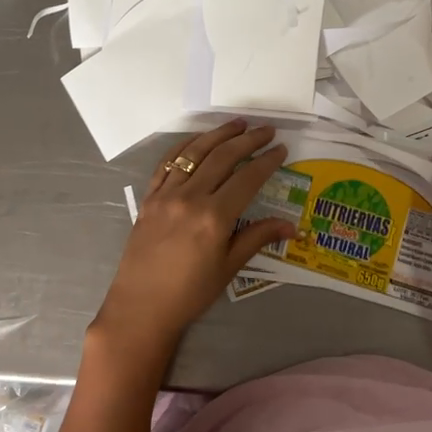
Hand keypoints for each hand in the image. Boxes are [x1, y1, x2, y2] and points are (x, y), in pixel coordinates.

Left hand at [92, 121, 294, 356]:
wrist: (141, 307)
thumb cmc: (190, 293)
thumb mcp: (228, 267)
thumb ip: (257, 238)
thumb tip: (291, 226)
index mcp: (214, 218)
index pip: (247, 178)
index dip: (267, 161)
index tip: (281, 150)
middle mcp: (190, 198)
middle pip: (223, 157)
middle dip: (248, 140)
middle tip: (267, 130)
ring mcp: (166, 195)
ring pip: (195, 153)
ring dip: (218, 135)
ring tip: (238, 124)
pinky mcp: (149, 198)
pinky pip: (168, 163)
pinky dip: (186, 146)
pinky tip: (199, 140)